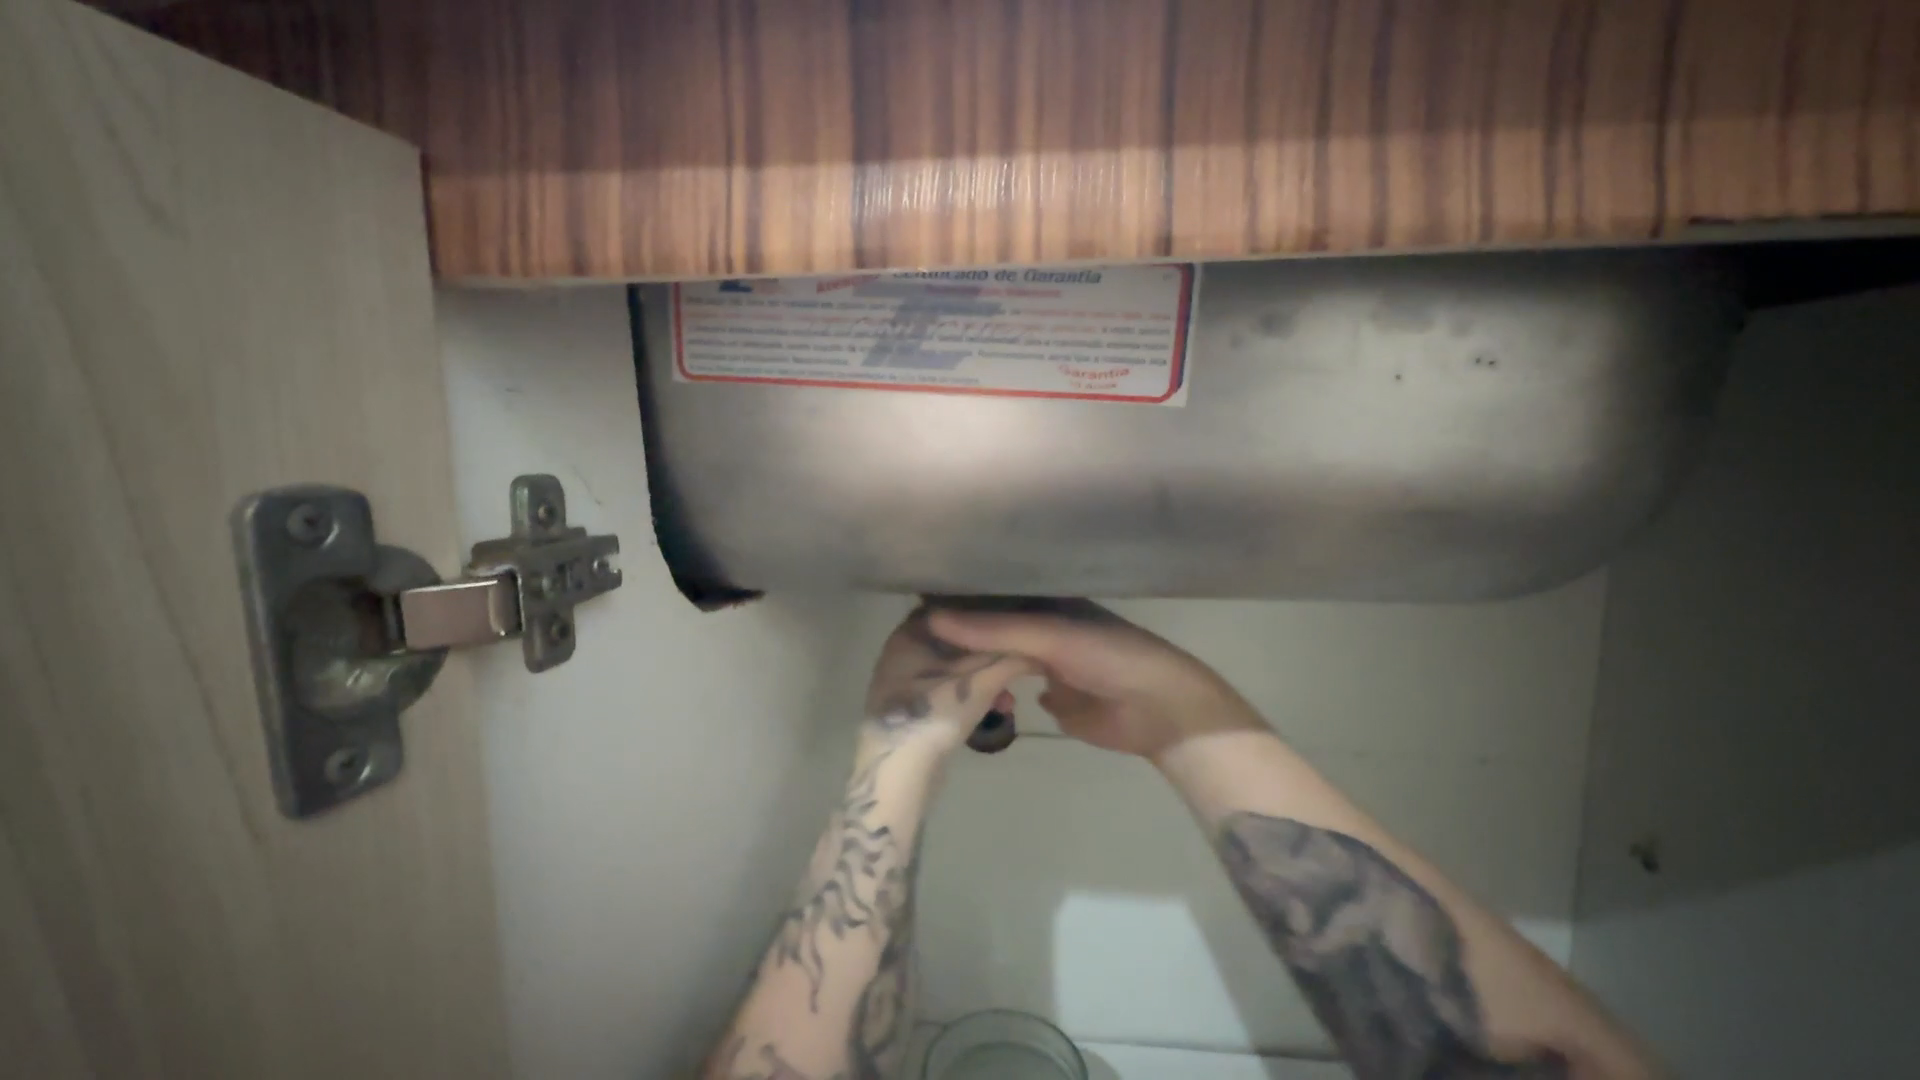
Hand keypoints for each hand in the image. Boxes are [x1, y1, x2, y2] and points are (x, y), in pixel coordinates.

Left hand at [863, 604, 1032, 754]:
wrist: (898, 775)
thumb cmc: (934, 716)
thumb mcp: (980, 682)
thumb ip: (1011, 659)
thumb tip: (1041, 647)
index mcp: (909, 635)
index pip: (953, 609)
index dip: (985, 614)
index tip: (1015, 621)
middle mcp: (903, 652)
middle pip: (958, 642)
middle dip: (991, 656)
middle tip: (1019, 668)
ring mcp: (905, 682)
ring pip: (956, 669)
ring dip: (986, 680)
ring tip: (1009, 701)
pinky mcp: (914, 708)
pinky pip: (949, 690)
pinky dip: (972, 696)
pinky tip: (995, 711)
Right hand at [926, 599, 1265, 761]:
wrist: (1160, 711)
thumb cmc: (1110, 657)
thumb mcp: (1050, 636)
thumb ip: (995, 630)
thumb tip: (932, 619)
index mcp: (1045, 602)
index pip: (991, 596)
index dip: (956, 601)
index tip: (912, 607)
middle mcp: (1041, 628)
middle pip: (990, 632)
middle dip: (957, 640)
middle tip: (908, 647)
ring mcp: (1045, 664)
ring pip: (997, 663)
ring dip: (972, 670)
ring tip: (926, 674)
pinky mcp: (1050, 699)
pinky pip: (1011, 694)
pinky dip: (991, 697)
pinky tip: (960, 700)